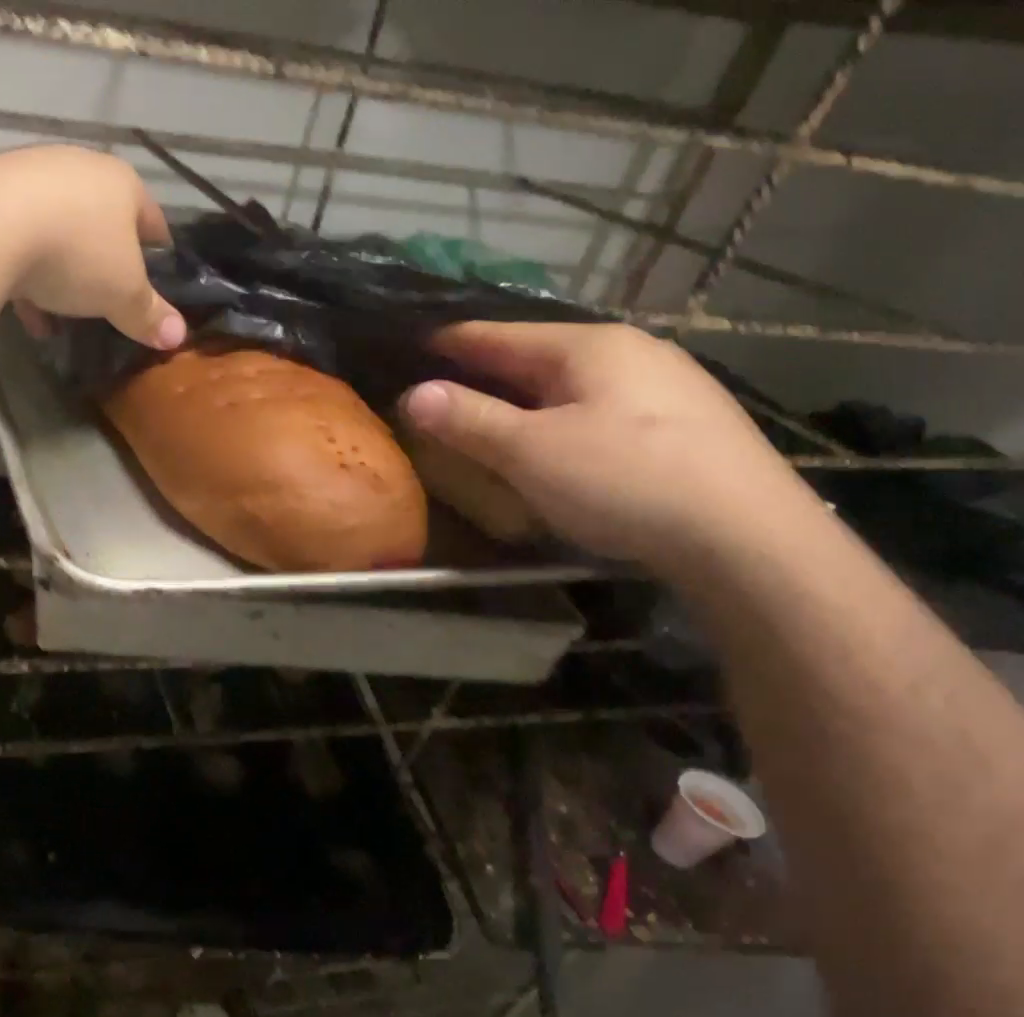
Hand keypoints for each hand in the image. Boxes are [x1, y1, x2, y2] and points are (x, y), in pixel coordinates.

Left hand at [0, 146, 186, 350]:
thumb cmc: (74, 253)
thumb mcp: (120, 293)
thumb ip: (148, 314)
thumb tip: (178, 336)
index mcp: (122, 182)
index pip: (152, 219)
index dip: (157, 252)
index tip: (155, 278)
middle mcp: (78, 167)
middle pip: (99, 219)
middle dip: (102, 260)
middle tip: (103, 296)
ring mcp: (30, 174)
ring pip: (55, 228)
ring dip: (59, 269)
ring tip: (58, 311)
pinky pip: (15, 236)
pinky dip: (23, 269)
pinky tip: (23, 308)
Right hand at [398, 322, 814, 571]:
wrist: (748, 537)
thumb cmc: (624, 480)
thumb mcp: (529, 452)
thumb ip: (468, 420)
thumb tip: (413, 393)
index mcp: (588, 347)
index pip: (498, 335)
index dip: (450, 342)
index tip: (412, 348)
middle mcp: (631, 351)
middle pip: (537, 358)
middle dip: (487, 374)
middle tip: (443, 392)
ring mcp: (668, 386)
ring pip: (574, 385)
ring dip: (528, 400)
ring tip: (494, 421)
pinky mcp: (688, 424)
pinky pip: (603, 410)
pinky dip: (565, 420)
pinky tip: (562, 447)